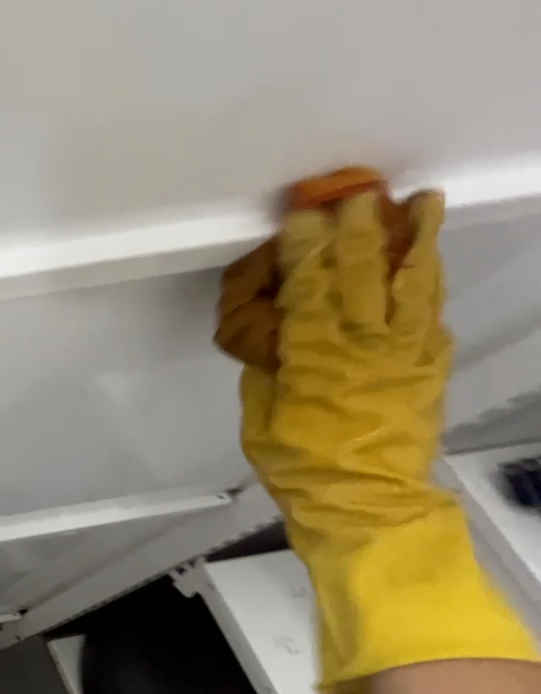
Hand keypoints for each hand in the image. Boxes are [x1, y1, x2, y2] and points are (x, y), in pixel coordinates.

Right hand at [235, 190, 450, 538]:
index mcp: (318, 359)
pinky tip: (427, 255)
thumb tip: (278, 328)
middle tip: (354, 195)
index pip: (311, 292)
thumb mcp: (262, 407)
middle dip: (358, 232)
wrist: (363, 497)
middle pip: (366, 276)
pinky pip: (431, 309)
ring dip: (414, 239)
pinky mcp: (429, 362)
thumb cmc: (297, 458)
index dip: (305, 251)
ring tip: (418, 201)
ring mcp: (408, 352)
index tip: (299, 218)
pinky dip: (430, 276)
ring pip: (414, 283)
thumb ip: (273, 361)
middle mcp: (370, 347)